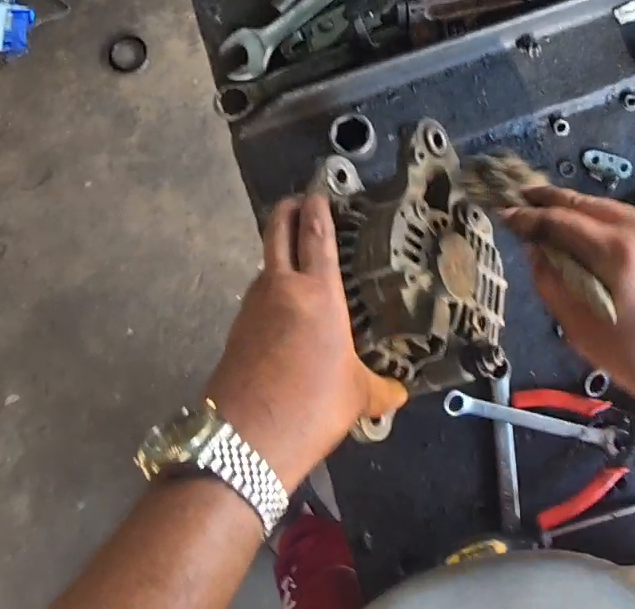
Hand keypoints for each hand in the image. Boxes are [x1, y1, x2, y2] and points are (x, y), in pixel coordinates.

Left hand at [204, 195, 406, 488]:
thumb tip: (398, 394)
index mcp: (318, 294)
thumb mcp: (355, 398)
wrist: (243, 443)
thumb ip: (378, 389)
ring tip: (296, 260)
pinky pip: (256, 300)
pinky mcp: (235, 335)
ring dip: (277, 255)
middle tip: (296, 201)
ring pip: (264, 268)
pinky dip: (269, 292)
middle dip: (285, 212)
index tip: (317, 191)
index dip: (317, 209)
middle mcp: (281, 290)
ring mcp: (252, 310)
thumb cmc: (311, 405)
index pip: (317, 237)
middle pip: (277, 234)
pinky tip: (282, 312)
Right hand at [502, 186, 634, 414]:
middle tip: (521, 199)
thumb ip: (552, 283)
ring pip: (609, 208)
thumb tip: (535, 250)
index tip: (506, 214)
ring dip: (578, 211)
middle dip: (551, 202)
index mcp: (621, 251)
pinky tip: (588, 232)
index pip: (563, 221)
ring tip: (548, 213)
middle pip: (586, 204)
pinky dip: (605, 222)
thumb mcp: (582, 329)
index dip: (530, 217)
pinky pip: (629, 219)